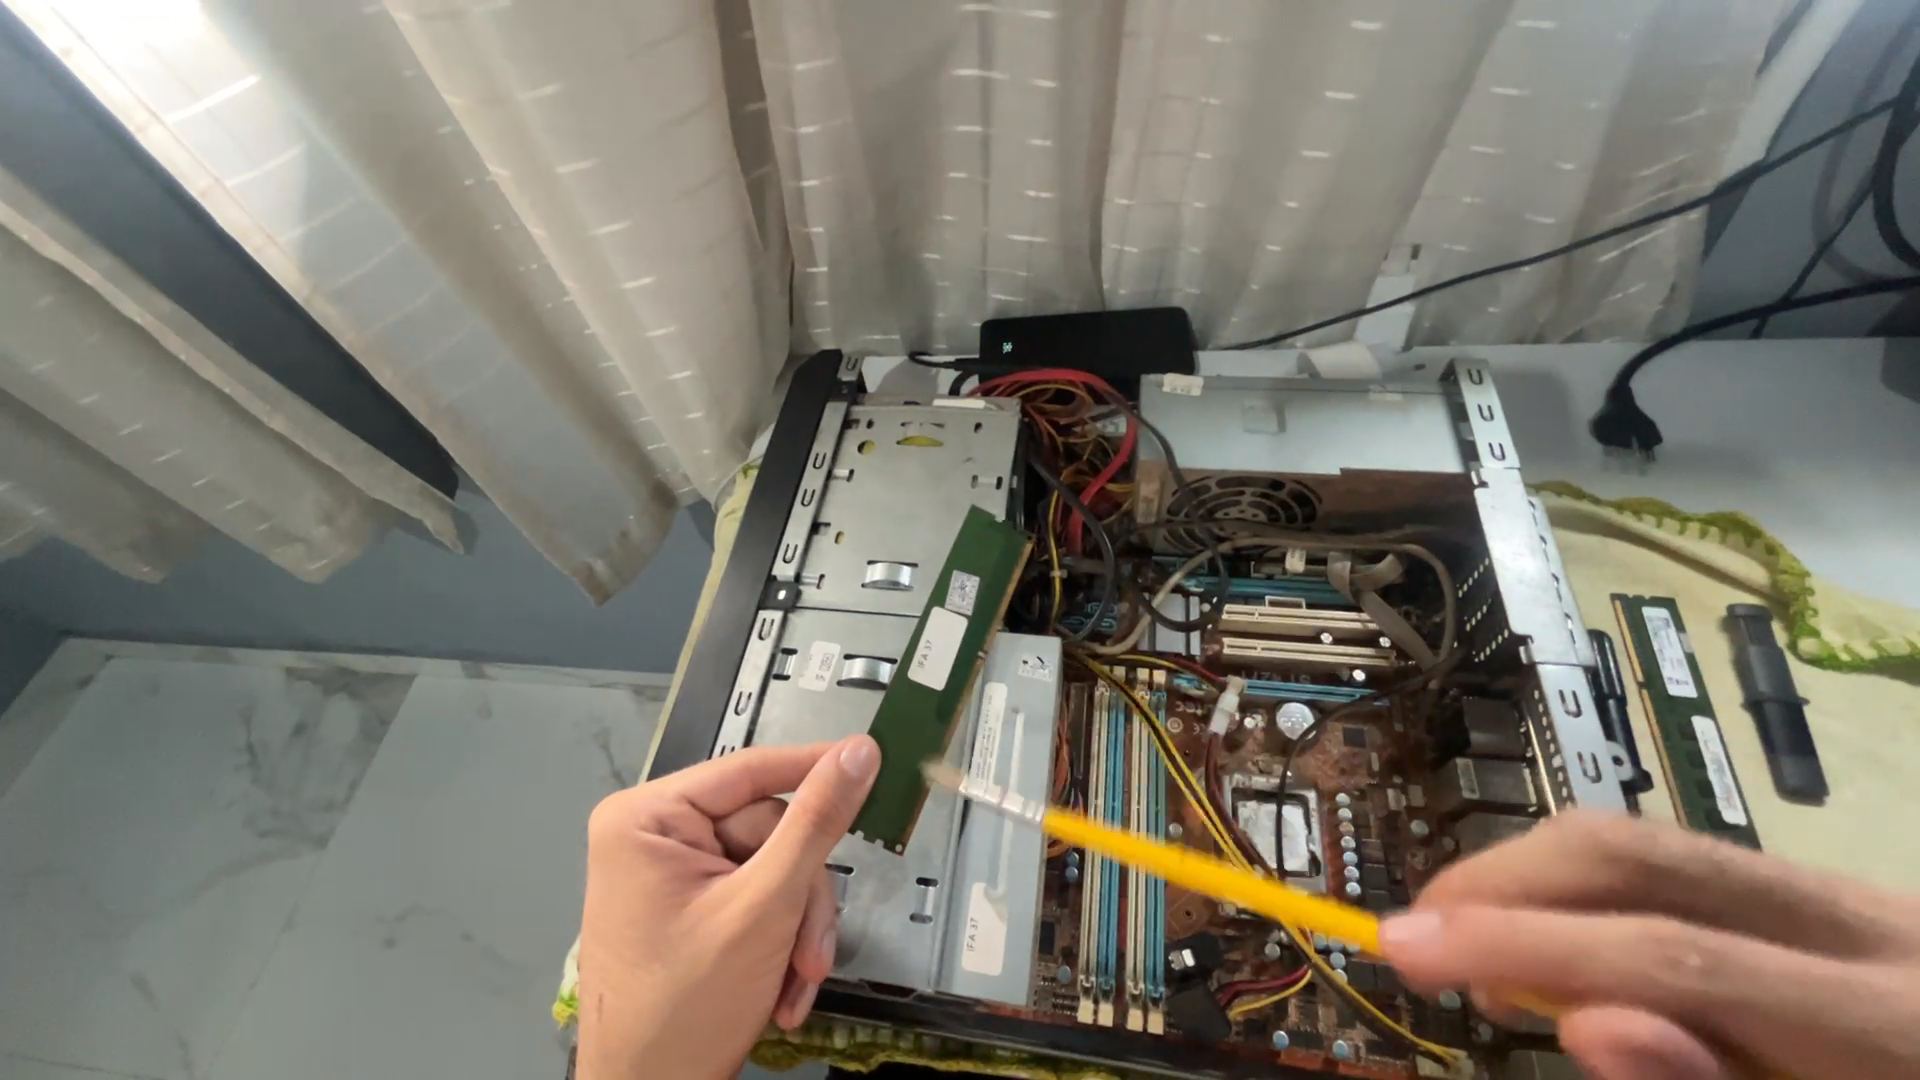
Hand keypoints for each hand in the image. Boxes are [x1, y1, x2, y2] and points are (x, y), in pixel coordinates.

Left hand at [574, 735, 878, 1079]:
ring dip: (796, 926)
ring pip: (771, 867)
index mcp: (648, 817)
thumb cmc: (689, 1006)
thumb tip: (860, 749)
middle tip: (814, 954)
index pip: (751, 770)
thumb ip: (816, 821)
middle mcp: (653, 833)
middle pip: (768, 829)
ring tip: (798, 982)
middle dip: (801, 895)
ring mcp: (669, 872)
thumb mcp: (765, 905)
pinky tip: (780, 986)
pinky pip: (754, 895)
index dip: (815, 766)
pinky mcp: (686, 905)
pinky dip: (778, 938)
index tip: (872, 759)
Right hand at [1378, 811, 1919, 1079]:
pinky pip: (1654, 861)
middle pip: (1635, 856)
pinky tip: (1545, 937)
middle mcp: (1872, 926)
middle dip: (1499, 884)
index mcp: (1903, 1026)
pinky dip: (1569, 890)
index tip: (1401, 950)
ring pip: (1634, 840)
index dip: (1520, 945)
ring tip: (1472, 945)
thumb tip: (1582, 1027)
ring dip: (1522, 881)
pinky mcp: (1808, 890)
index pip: (1676, 958)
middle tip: (1419, 933)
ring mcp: (1841, 894)